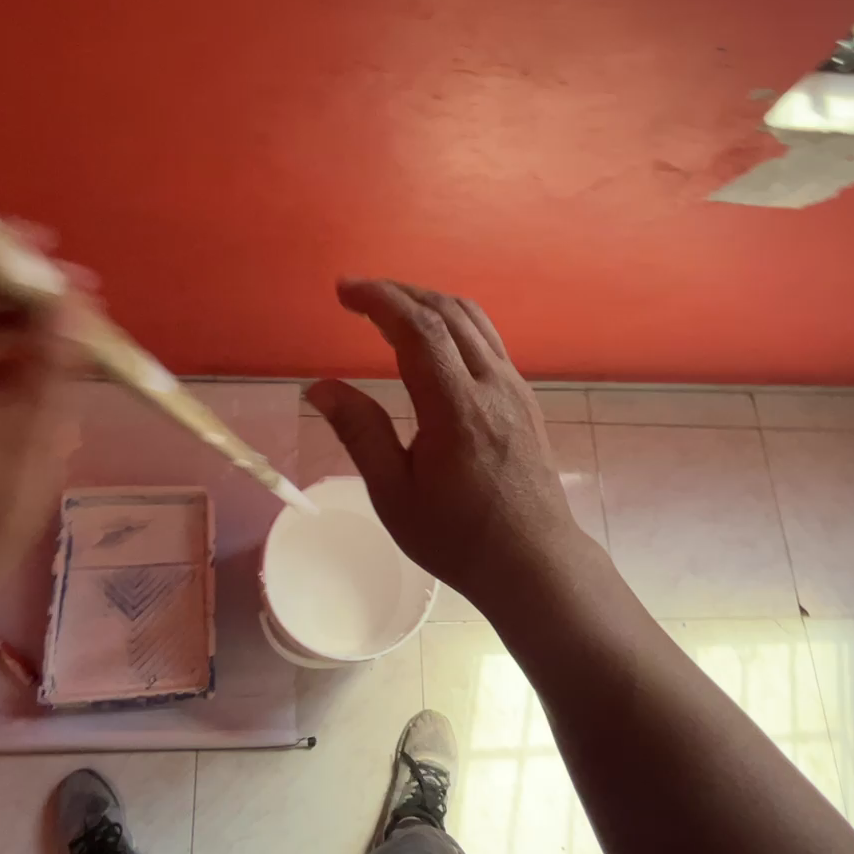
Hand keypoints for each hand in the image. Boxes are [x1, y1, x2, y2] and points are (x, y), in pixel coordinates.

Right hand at [305, 278, 585, 604]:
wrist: (534, 562)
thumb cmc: (458, 538)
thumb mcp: (395, 495)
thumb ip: (360, 434)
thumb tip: (320, 388)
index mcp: (457, 409)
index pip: (419, 329)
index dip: (379, 300)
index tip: (344, 291)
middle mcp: (492, 385)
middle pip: (446, 312)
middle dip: (398, 292)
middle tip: (356, 294)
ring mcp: (514, 387)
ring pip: (472, 318)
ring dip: (427, 300)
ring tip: (388, 305)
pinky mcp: (523, 395)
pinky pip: (486, 337)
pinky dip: (451, 320)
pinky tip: (430, 335)